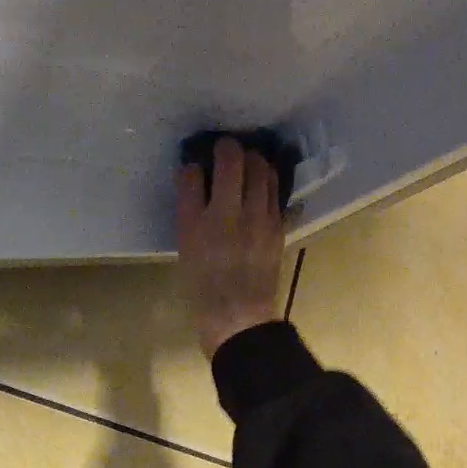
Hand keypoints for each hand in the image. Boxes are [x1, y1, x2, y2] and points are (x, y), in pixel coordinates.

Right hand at [177, 137, 287, 359]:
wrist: (238, 318)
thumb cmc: (203, 289)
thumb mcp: (186, 249)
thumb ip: (190, 209)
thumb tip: (195, 175)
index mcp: (204, 219)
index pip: (199, 172)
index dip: (201, 158)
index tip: (200, 158)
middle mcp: (234, 211)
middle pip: (238, 160)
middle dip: (231, 149)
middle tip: (226, 152)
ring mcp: (262, 217)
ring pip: (264, 170)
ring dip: (255, 161)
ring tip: (248, 165)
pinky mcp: (280, 227)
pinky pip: (279, 195)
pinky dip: (271, 186)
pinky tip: (265, 191)